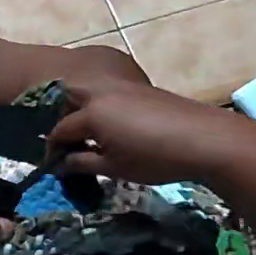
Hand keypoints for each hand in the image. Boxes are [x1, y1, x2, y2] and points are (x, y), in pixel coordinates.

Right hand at [48, 76, 255, 184]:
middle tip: (69, 145)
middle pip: (70, 100)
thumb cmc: (153, 157)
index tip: (52, 165)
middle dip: (64, 120)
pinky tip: (115, 130)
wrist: (203, 138)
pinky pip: (110, 96)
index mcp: (90, 113)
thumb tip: (62, 164)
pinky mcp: (141, 90)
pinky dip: (103, 109)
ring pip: (91, 95)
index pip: (60, 130)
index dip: (53, 148)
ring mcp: (123, 88)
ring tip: (91, 138)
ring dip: (83, 112)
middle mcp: (101, 93)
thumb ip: (83, 163)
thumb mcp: (114, 167)